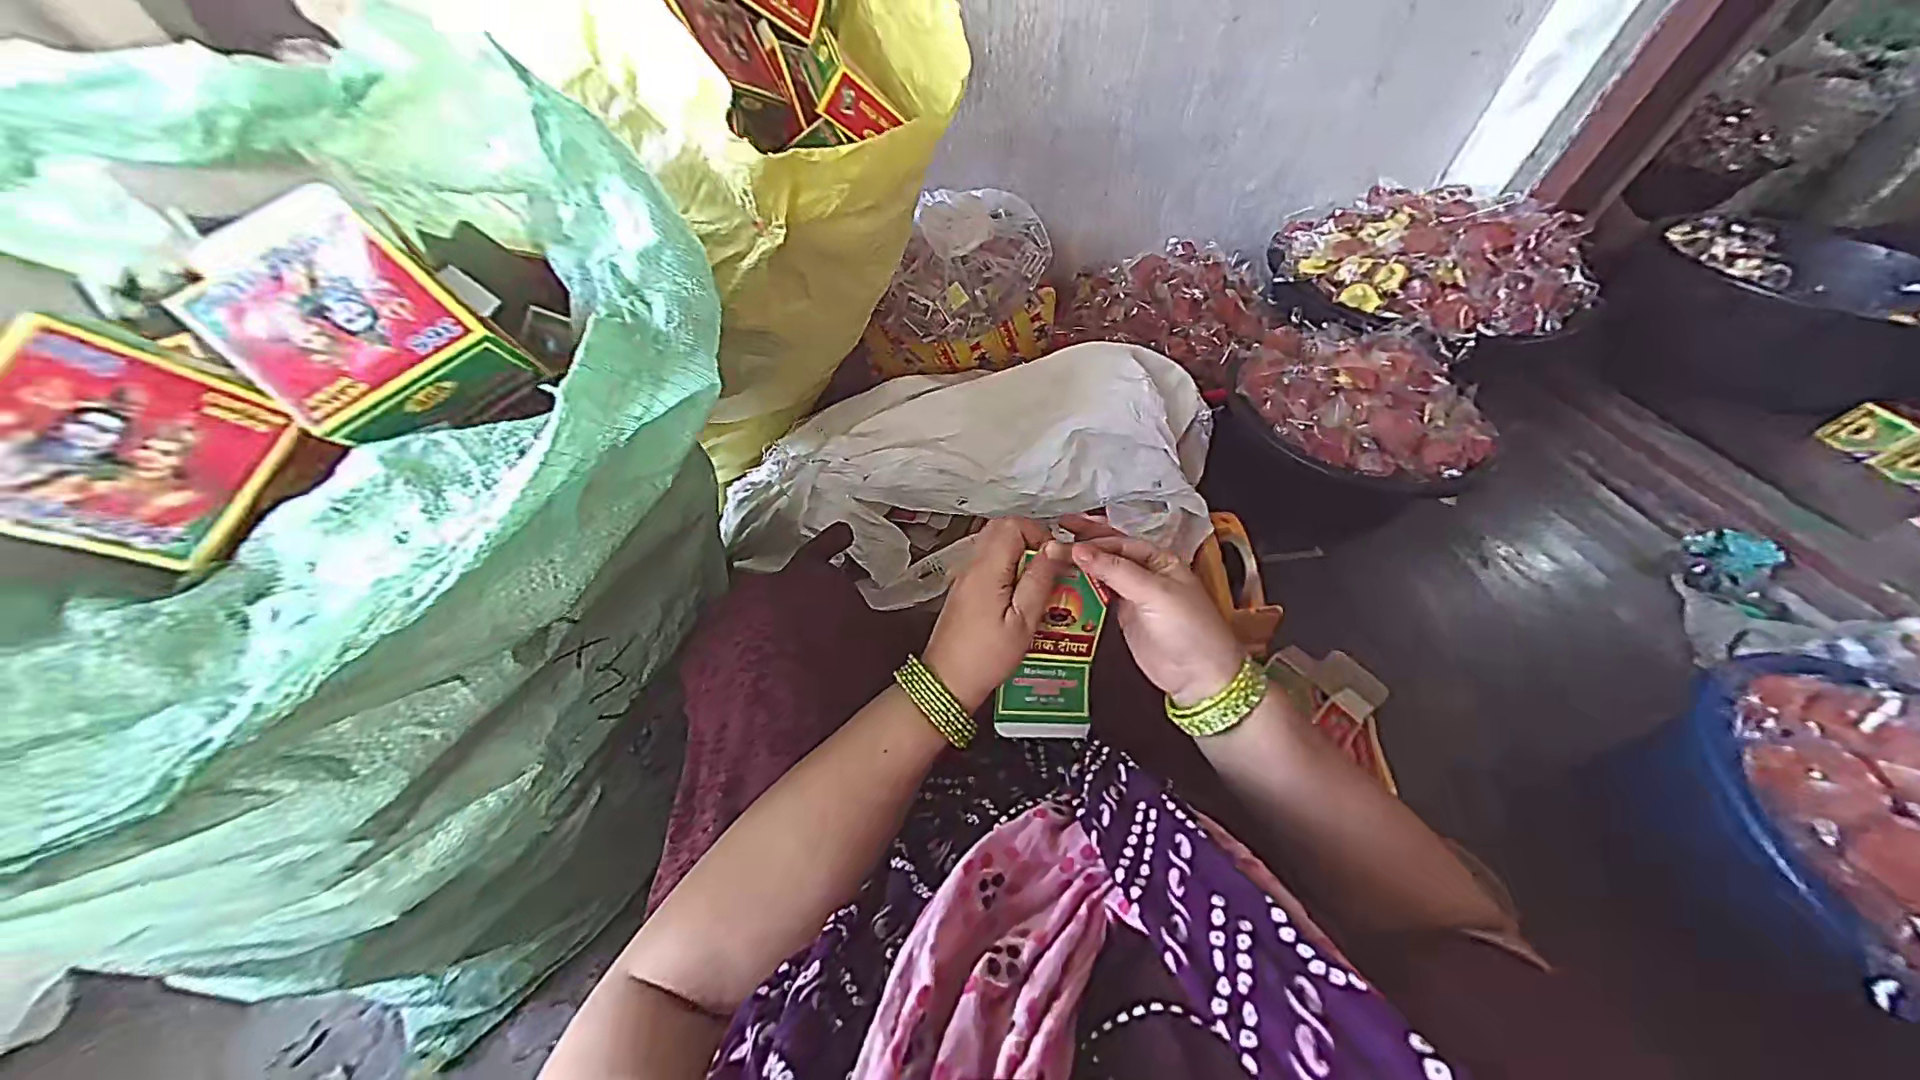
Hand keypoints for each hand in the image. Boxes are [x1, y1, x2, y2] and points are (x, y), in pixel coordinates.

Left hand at [923, 518, 1068, 710]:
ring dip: (1019, 555)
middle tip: (1047, 569)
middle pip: (1001, 529)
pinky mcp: (963, 590)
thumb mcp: (1023, 621)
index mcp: (987, 569)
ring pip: (994, 545)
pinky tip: (1018, 598)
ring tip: (1036, 585)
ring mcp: (964, 577)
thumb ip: (1039, 580)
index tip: (1054, 559)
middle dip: (1030, 540)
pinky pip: (988, 564)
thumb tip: (1055, 547)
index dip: (1038, 534)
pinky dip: (1007, 569)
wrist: (947, 681)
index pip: (1012, 525)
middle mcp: (971, 566)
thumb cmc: (987, 656)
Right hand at [1058, 515, 1244, 706]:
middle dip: (1082, 543)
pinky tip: (1063, 582)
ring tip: (1050, 557)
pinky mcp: (1123, 616)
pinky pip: (1098, 595)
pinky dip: (1081, 588)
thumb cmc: (1189, 629)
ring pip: (1100, 573)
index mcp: (1158, 559)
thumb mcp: (1153, 592)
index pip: (1118, 542)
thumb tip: (1079, 550)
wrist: (1199, 676)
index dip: (1091, 538)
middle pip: (1108, 553)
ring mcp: (1133, 595)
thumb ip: (1115, 570)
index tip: (1063, 536)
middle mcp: (1145, 573)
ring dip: (1078, 565)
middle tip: (1053, 535)